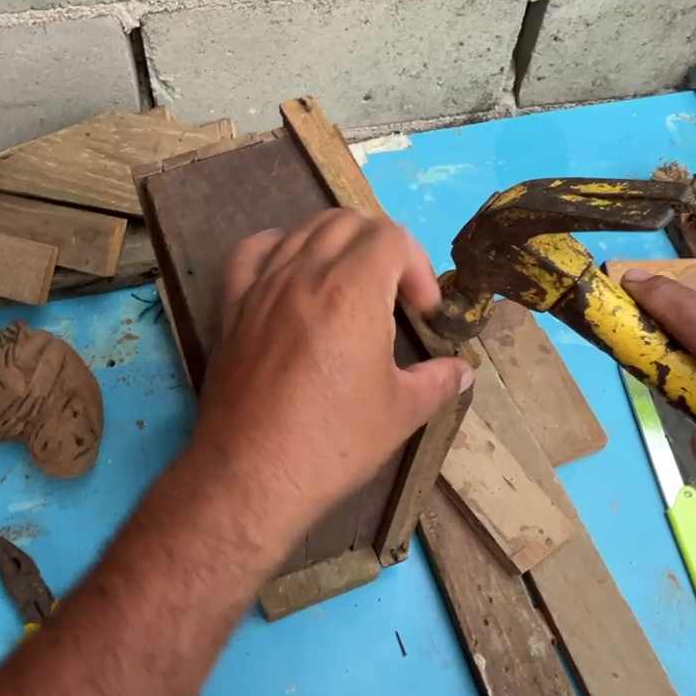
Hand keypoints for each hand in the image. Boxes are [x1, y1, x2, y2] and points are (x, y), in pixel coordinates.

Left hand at [192, 210, 472, 544]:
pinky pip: (251, 251)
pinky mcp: (232, 304)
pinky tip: (292, 273)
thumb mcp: (401, 413)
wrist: (251, 474)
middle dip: (382, 247)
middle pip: (348, 222)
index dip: (418, 266)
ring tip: (349, 285)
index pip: (392, 237)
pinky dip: (278, 248)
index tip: (422, 312)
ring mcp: (262, 285)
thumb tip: (464, 371)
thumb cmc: (333, 442)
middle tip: (392, 295)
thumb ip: (438, 381)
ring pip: (302, 229)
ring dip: (336, 245)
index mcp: (352, 290)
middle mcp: (304, 273)